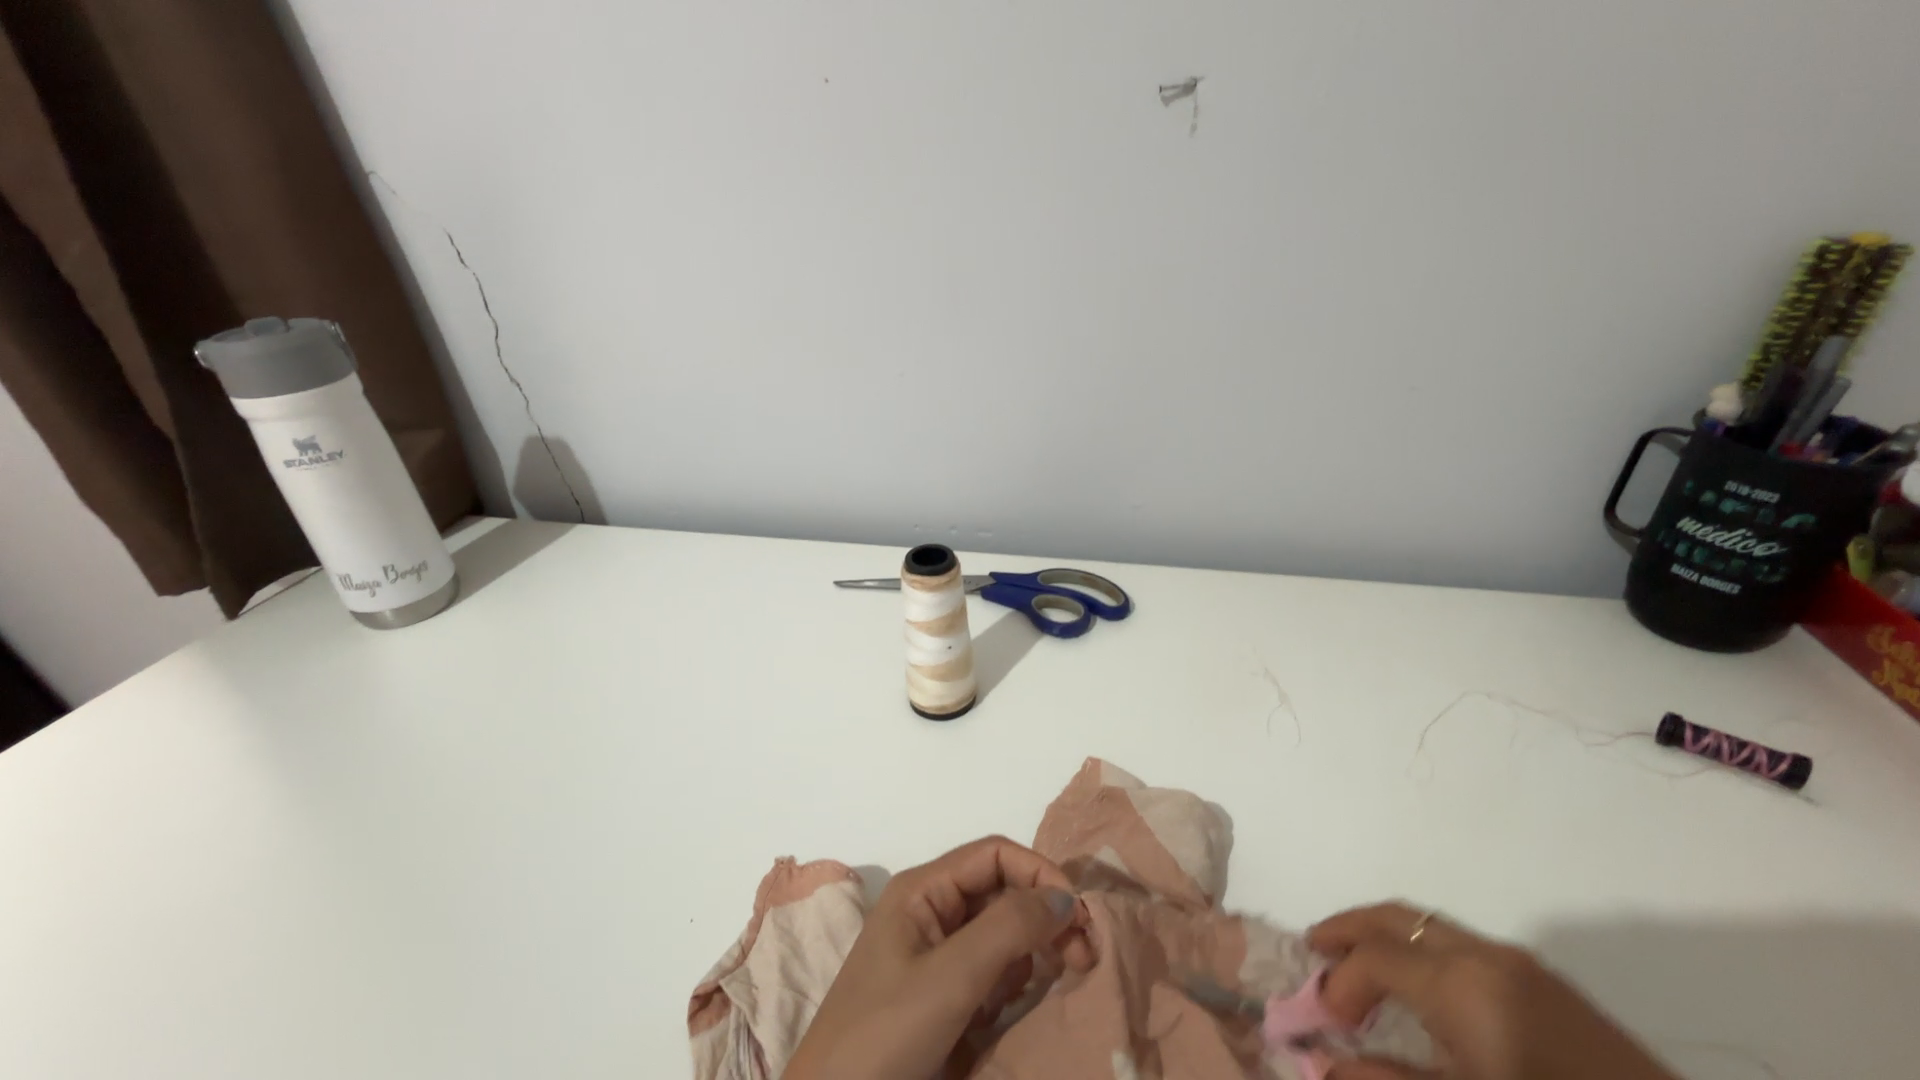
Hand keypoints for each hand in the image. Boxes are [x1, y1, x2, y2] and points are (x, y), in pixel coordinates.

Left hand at [784, 836, 1094, 1079]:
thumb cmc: (886, 1032)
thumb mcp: (952, 977)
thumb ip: (1009, 927)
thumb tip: (1064, 896)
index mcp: (923, 890)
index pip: (995, 855)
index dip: (1040, 875)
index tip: (1078, 918)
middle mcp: (931, 911)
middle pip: (1003, 892)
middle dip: (1044, 917)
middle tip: (1082, 959)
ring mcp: (935, 953)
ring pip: (1001, 933)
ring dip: (1031, 952)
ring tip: (1053, 982)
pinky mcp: (941, 993)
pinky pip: (991, 971)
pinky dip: (1011, 983)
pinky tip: (1011, 1008)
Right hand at [1309, 903, 1678, 1079]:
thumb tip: (1326, 1064)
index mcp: (1459, 983)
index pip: (1372, 956)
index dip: (1337, 982)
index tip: (1324, 1022)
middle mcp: (1483, 955)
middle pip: (1396, 916)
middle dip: (1348, 927)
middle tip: (1315, 950)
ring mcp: (1518, 963)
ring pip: (1430, 924)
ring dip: (1386, 938)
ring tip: (1361, 970)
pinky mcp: (1545, 981)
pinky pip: (1462, 944)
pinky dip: (1422, 950)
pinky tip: (1421, 991)